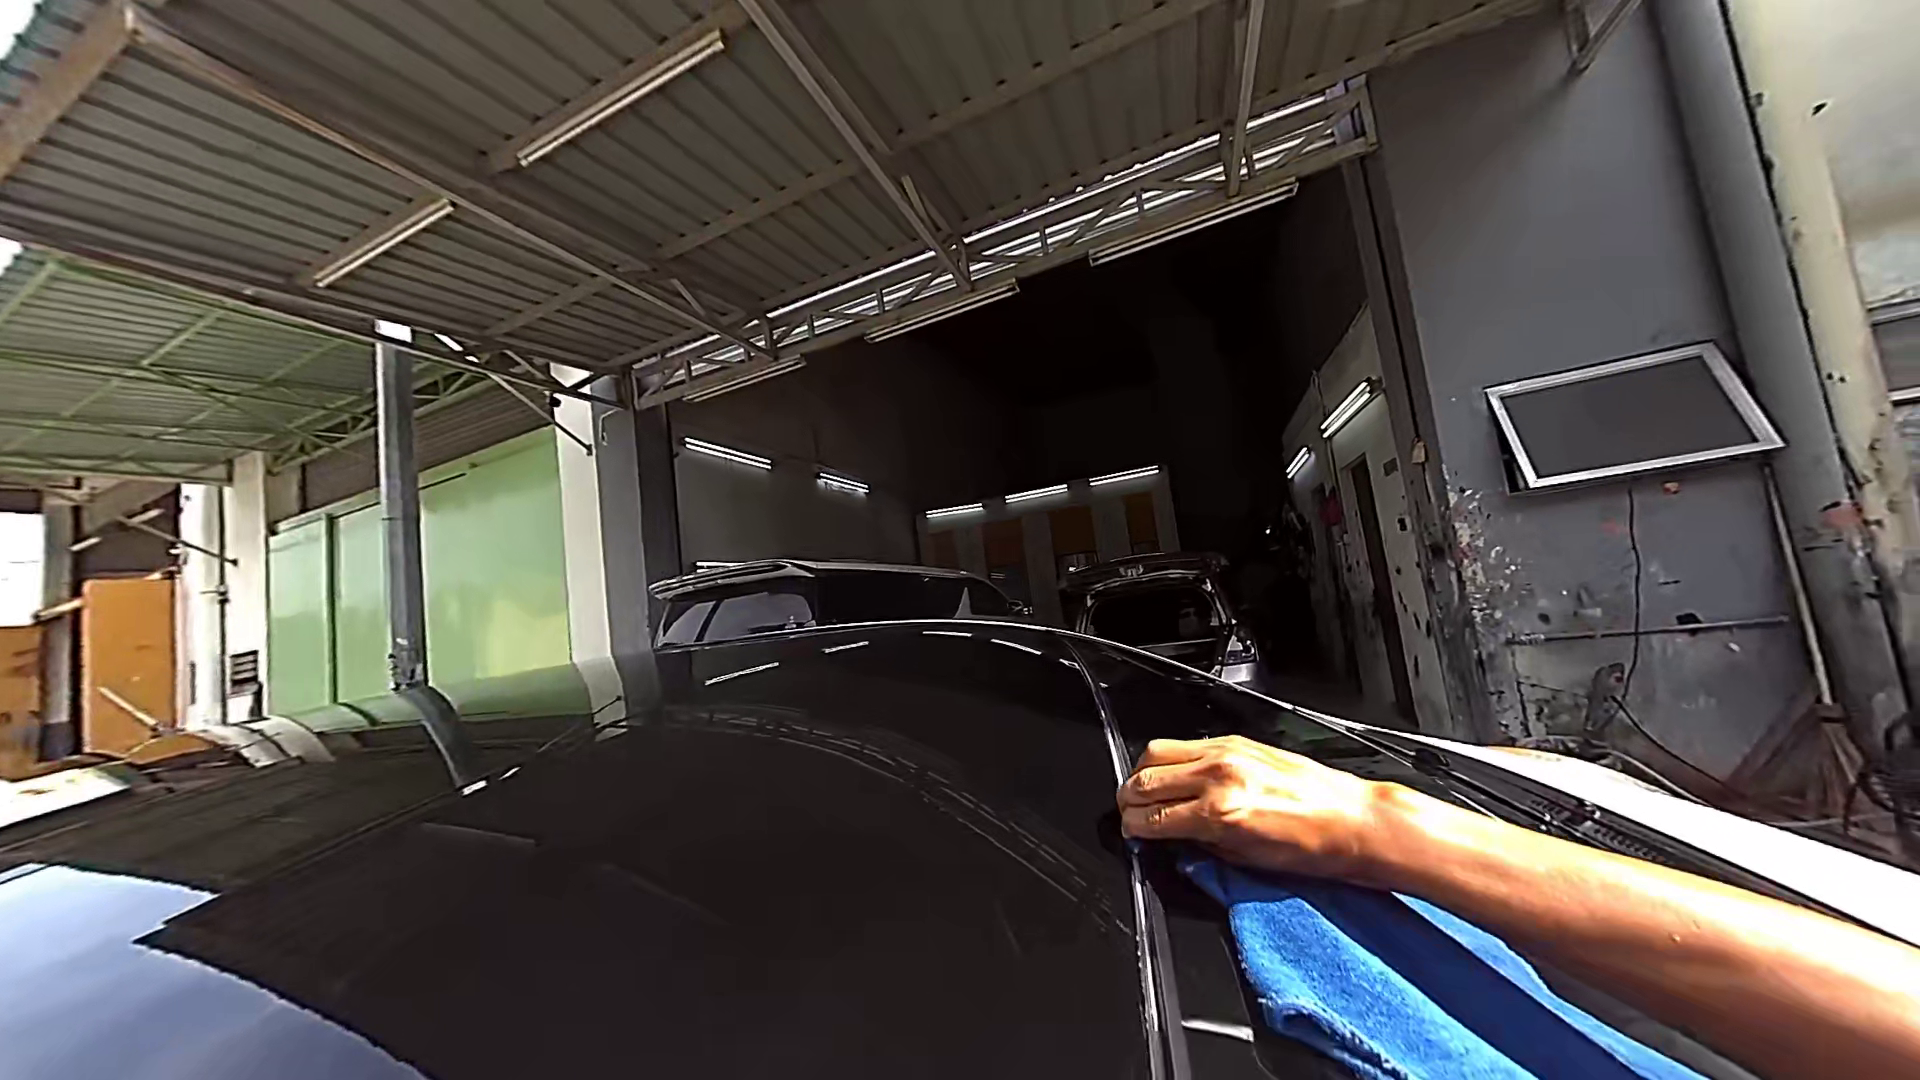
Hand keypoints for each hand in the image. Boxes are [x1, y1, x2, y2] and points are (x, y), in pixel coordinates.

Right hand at [1116, 735, 1390, 884]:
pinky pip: (1184, 743)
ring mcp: (1224, 752)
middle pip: (1145, 779)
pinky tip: (1173, 772)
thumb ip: (1202, 844)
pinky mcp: (1233, 740)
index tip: (1131, 831)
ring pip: (1156, 751)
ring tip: (1144, 790)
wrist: (1356, 820)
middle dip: (1128, 799)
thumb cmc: (1316, 848)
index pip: (1154, 816)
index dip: (1134, 827)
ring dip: (1141, 773)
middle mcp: (1217, 776)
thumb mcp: (1251, 861)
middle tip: (1130, 812)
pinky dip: (1168, 758)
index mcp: (1221, 812)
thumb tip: (1171, 835)